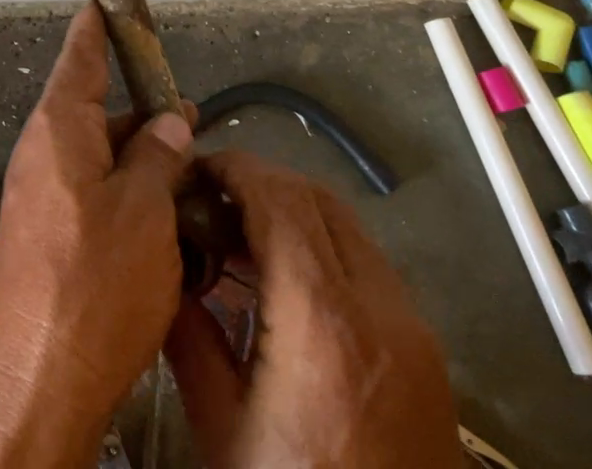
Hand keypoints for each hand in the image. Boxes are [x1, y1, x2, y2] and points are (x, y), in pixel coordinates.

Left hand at [0, 3, 193, 468]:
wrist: (44, 374)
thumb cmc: (97, 283)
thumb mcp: (145, 211)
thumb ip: (158, 157)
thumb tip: (168, 123)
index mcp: (58, 132)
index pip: (77, 62)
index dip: (95, 30)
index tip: (103, 3)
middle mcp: (40, 155)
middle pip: (90, 110)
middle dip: (138, 111)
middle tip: (187, 116)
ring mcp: (38, 196)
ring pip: (94, 155)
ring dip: (137, 158)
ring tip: (187, 170)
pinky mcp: (45, 233)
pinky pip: (88, 191)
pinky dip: (123, 190)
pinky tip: (160, 214)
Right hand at [164, 153, 459, 468]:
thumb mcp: (220, 423)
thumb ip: (191, 335)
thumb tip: (165, 273)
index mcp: (322, 321)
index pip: (282, 202)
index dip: (238, 169)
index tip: (197, 168)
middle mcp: (381, 308)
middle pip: (322, 202)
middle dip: (263, 183)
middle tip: (211, 199)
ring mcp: (413, 329)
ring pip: (351, 231)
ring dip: (295, 215)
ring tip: (241, 238)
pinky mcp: (426, 352)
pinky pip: (371, 269)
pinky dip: (324, 251)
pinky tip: (286, 284)